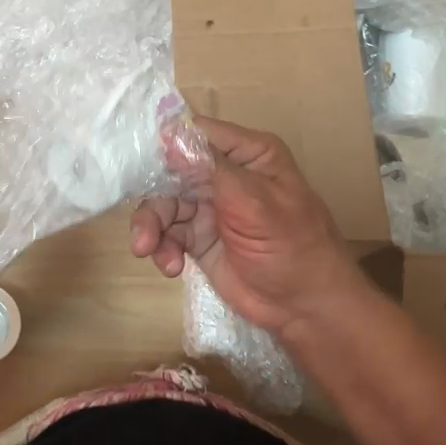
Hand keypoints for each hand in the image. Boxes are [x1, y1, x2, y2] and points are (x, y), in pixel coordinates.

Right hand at [130, 116, 360, 335]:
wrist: (306, 310)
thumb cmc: (293, 249)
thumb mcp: (255, 203)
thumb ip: (213, 168)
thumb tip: (169, 135)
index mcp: (249, 155)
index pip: (199, 134)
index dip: (167, 146)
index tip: (139, 165)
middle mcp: (226, 174)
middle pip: (172, 170)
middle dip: (153, 198)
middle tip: (142, 227)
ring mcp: (211, 206)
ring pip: (164, 203)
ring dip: (151, 226)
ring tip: (146, 250)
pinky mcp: (199, 236)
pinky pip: (167, 232)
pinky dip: (162, 247)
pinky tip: (171, 267)